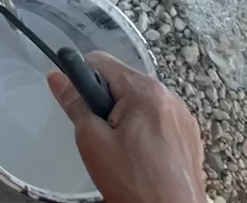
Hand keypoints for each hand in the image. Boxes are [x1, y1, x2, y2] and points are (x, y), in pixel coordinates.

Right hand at [48, 51, 205, 202]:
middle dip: (104, 99)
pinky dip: (142, 126)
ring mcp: (183, 118)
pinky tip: (139, 153)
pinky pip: (156, 116)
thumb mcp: (92, 140)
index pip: (100, 61)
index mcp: (147, 92)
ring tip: (120, 146)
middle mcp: (169, 97)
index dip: (82, 78)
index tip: (80, 104)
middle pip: (121, 79)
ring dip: (123, 113)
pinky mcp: (189, 137)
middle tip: (100, 132)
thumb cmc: (133, 184)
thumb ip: (74, 102)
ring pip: (138, 98)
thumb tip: (57, 76)